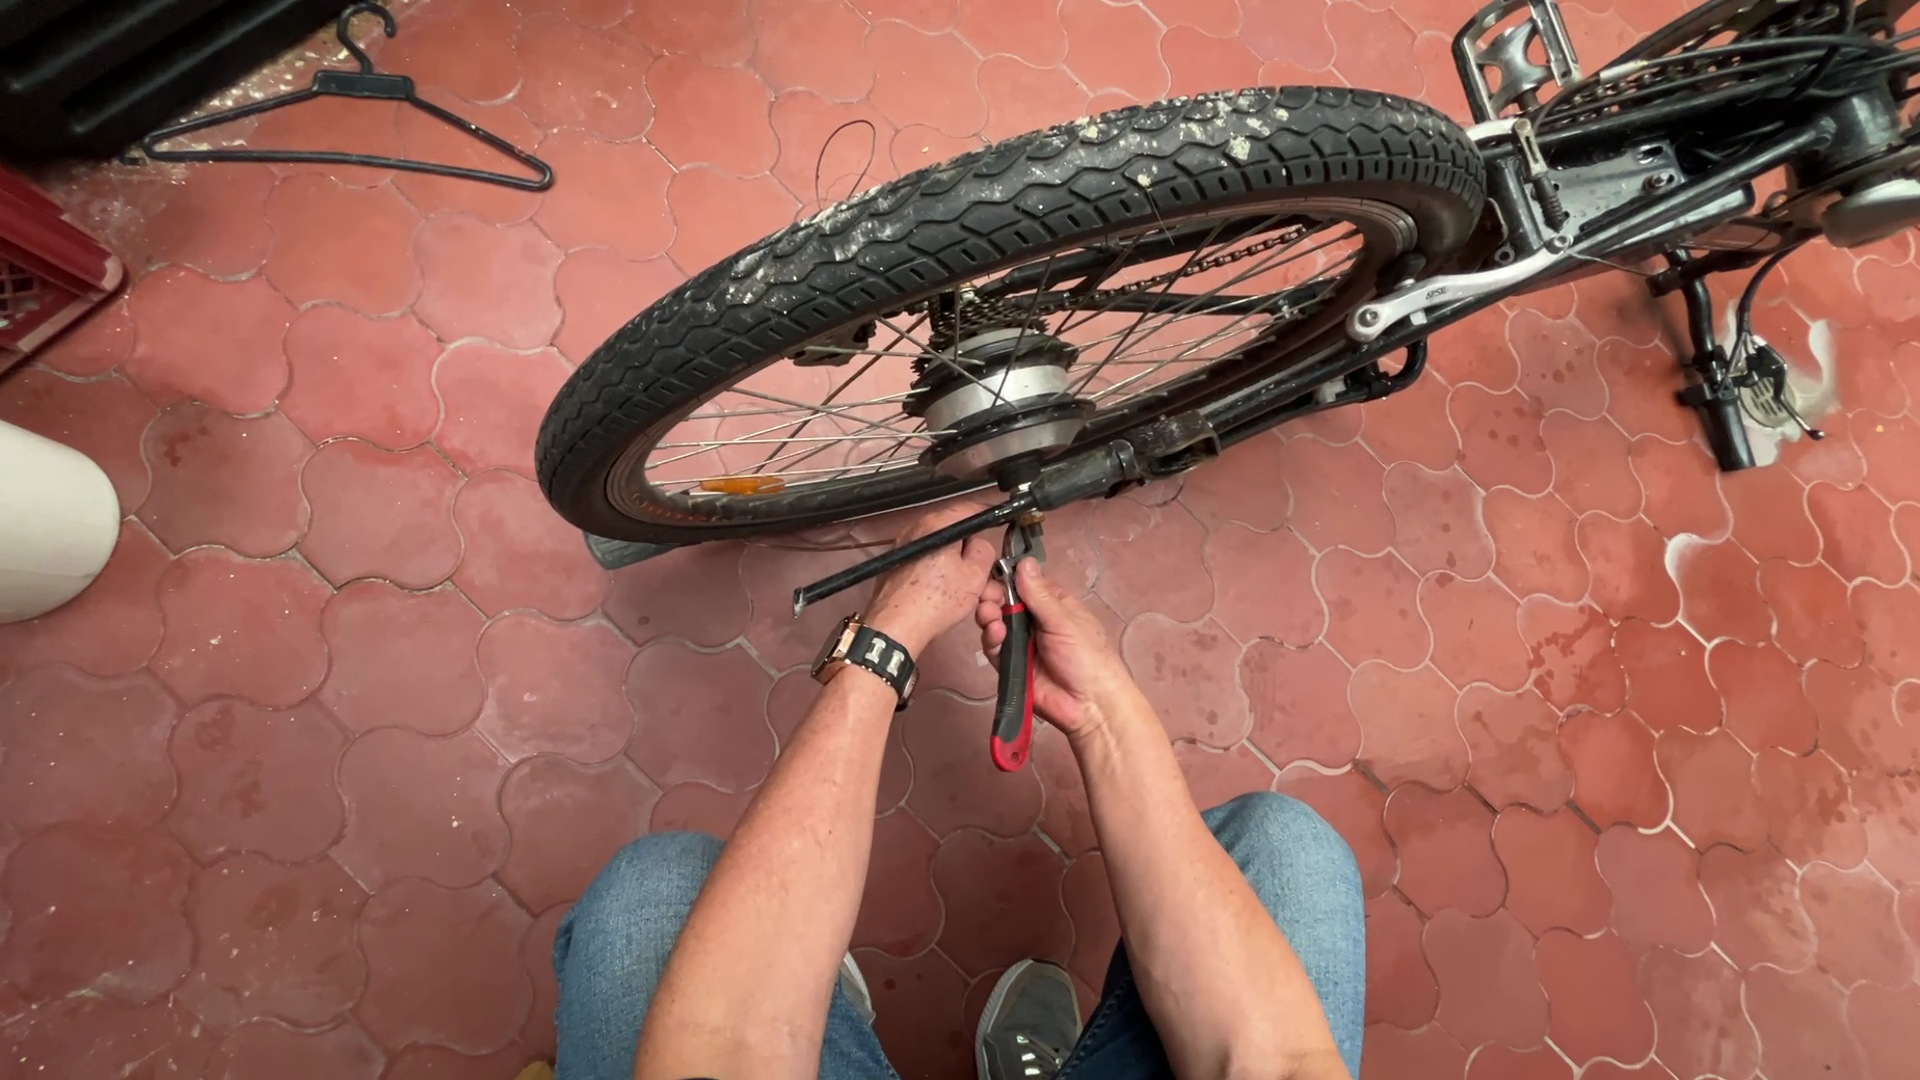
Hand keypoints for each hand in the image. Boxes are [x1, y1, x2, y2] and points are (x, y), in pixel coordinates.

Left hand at [865, 502, 998, 653]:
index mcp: (936, 524)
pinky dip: (941, 575)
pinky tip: (948, 596)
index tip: (1000, 525)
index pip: (970, 508)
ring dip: (960, 568)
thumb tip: (978, 543)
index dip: (989, 516)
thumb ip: (984, 550)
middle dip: (974, 554)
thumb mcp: (975, 574)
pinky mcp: (897, 567)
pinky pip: (927, 564)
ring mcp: (903, 549)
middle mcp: (916, 530)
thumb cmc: (936, 599)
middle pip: (955, 533)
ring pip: (942, 552)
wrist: (895, 627)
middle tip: (987, 576)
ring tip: (971, 594)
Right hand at [976, 558, 1137, 737]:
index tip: (993, 574)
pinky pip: (994, 648)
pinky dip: (991, 639)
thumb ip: (1039, 594)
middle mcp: (1033, 620)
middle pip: (1004, 602)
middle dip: (992, 597)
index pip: (1023, 583)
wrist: (1090, 704)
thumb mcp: (1064, 620)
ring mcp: (1021, 642)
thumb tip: (1024, 561)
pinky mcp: (1010, 664)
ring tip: (989, 616)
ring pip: (995, 623)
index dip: (1007, 577)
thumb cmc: (1086, 656)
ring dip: (989, 616)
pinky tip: (996, 634)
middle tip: (987, 598)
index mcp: (1051, 603)